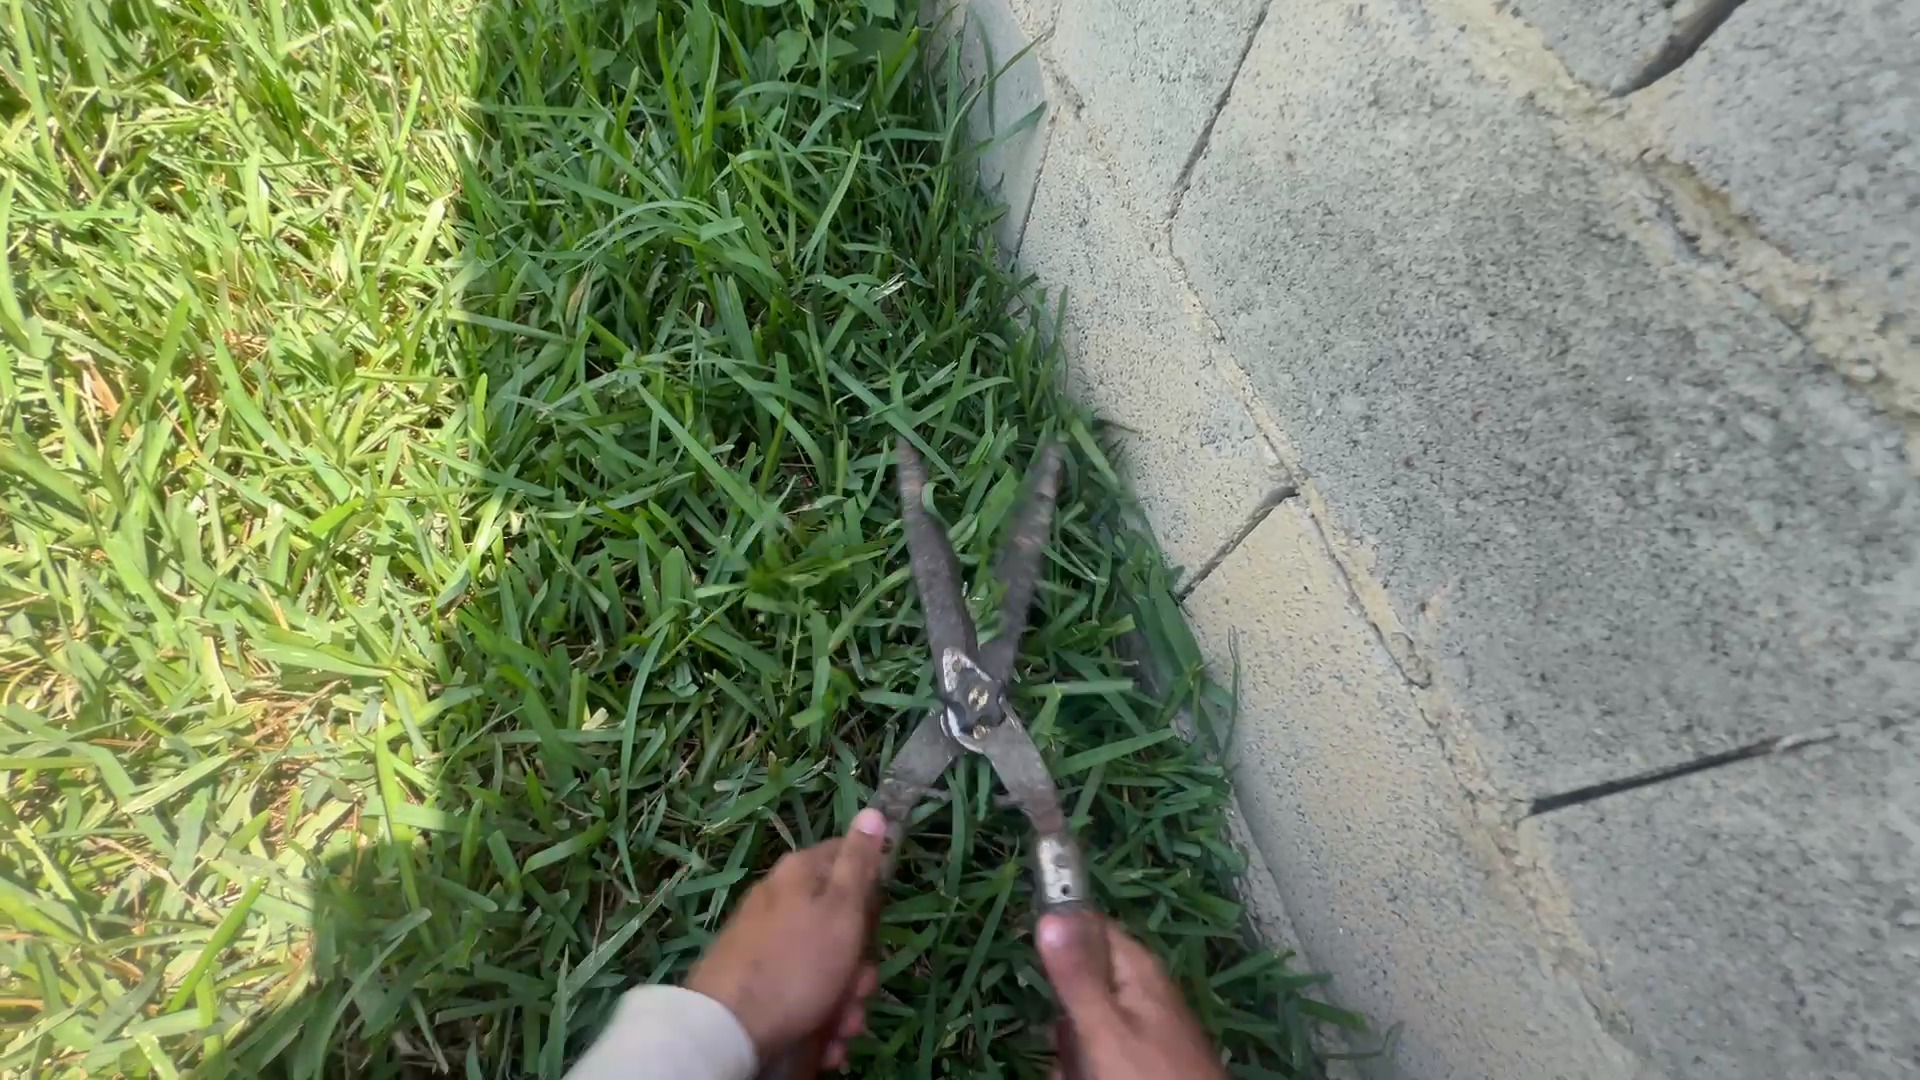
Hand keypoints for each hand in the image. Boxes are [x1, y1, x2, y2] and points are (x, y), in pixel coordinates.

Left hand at [686, 808, 889, 1068]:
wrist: (725, 1030)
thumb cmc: (796, 963)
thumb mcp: (842, 908)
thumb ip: (860, 861)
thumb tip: (873, 811)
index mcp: (801, 871)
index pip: (850, 860)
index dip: (871, 894)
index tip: (874, 924)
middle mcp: (780, 896)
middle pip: (839, 919)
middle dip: (858, 962)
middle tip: (859, 987)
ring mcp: (763, 938)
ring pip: (822, 961)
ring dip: (842, 998)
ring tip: (842, 1027)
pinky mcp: (752, 977)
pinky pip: (798, 987)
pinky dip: (816, 1014)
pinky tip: (823, 1041)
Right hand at [1037, 912, 1226, 1079]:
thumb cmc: (1150, 1079)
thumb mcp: (1106, 1029)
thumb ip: (1077, 974)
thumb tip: (1051, 911)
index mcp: (1136, 966)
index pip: (1088, 925)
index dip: (1058, 940)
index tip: (1039, 969)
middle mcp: (1140, 988)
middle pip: (1081, 981)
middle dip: (1064, 1015)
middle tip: (1064, 1042)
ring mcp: (1143, 1025)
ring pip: (1086, 1023)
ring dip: (1072, 1051)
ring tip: (1078, 1072)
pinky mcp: (1142, 1056)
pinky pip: (1101, 1050)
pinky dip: (1089, 1067)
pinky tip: (1086, 1078)